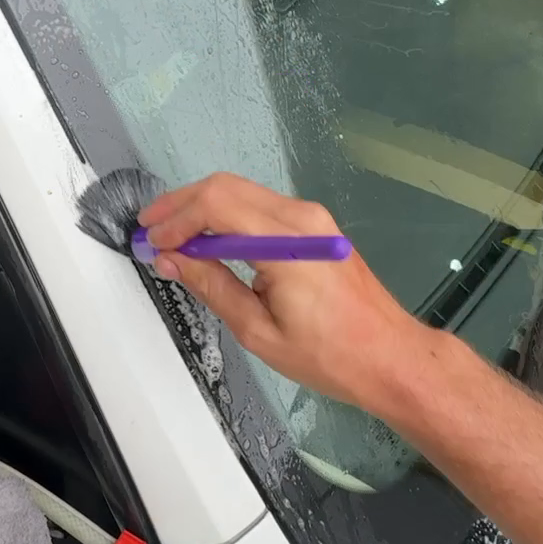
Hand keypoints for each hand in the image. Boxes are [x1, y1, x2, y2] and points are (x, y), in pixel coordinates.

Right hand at [137, 173, 432, 405]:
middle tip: (150, 229)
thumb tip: (169, 259)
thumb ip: (211, 285)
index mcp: (286, 242)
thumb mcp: (258, 331)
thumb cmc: (329, 356)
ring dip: (199, 206)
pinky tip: (206, 237)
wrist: (392, 357)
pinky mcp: (313, 223)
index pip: (215, 206)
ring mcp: (309, 215)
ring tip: (170, 234)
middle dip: (180, 204)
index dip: (175, 219)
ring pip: (239, 189)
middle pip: (224, 186)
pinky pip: (257, 204)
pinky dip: (224, 213)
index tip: (150, 242)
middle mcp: (299, 215)